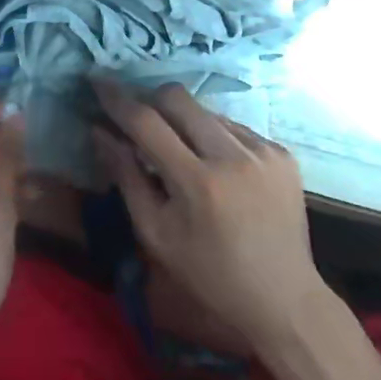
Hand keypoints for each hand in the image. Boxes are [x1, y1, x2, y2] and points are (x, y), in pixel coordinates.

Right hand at [91, 80, 328, 355]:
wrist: (282, 298)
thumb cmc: (208, 274)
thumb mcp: (155, 234)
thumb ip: (126, 177)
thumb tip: (100, 132)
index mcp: (197, 183)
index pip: (147, 122)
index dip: (117, 99)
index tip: (98, 81)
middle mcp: (233, 156)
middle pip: (178, 98)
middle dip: (150, 100)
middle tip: (138, 117)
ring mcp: (263, 151)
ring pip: (207, 110)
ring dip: (184, 122)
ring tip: (180, 151)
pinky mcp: (282, 153)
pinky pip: (235, 127)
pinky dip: (214, 137)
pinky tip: (215, 166)